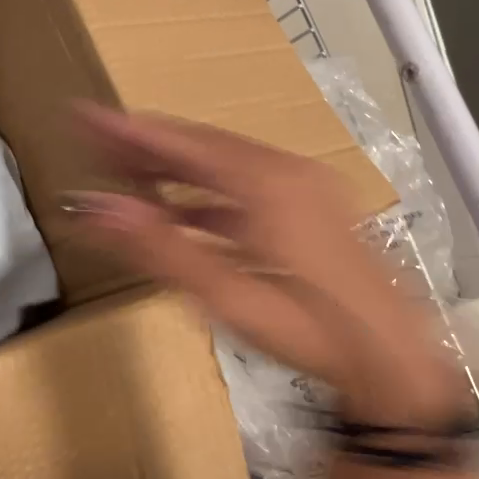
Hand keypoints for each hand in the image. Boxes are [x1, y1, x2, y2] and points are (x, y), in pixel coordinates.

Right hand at [71, 105, 462, 428]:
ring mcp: (300, 188)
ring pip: (219, 164)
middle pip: (198, 146)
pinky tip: (173, 208)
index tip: (81, 115)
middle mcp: (285, 172)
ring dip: (168, 167)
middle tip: (89, 142)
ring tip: (118, 171)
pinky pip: (239, 184)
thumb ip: (156, 245)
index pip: (180, 143)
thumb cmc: (310, 331)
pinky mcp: (307, 208)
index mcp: (266, 183)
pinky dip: (198, 190)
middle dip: (141, 145)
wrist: (397, 364)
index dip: (125, 130)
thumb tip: (93, 208)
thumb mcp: (225, 294)